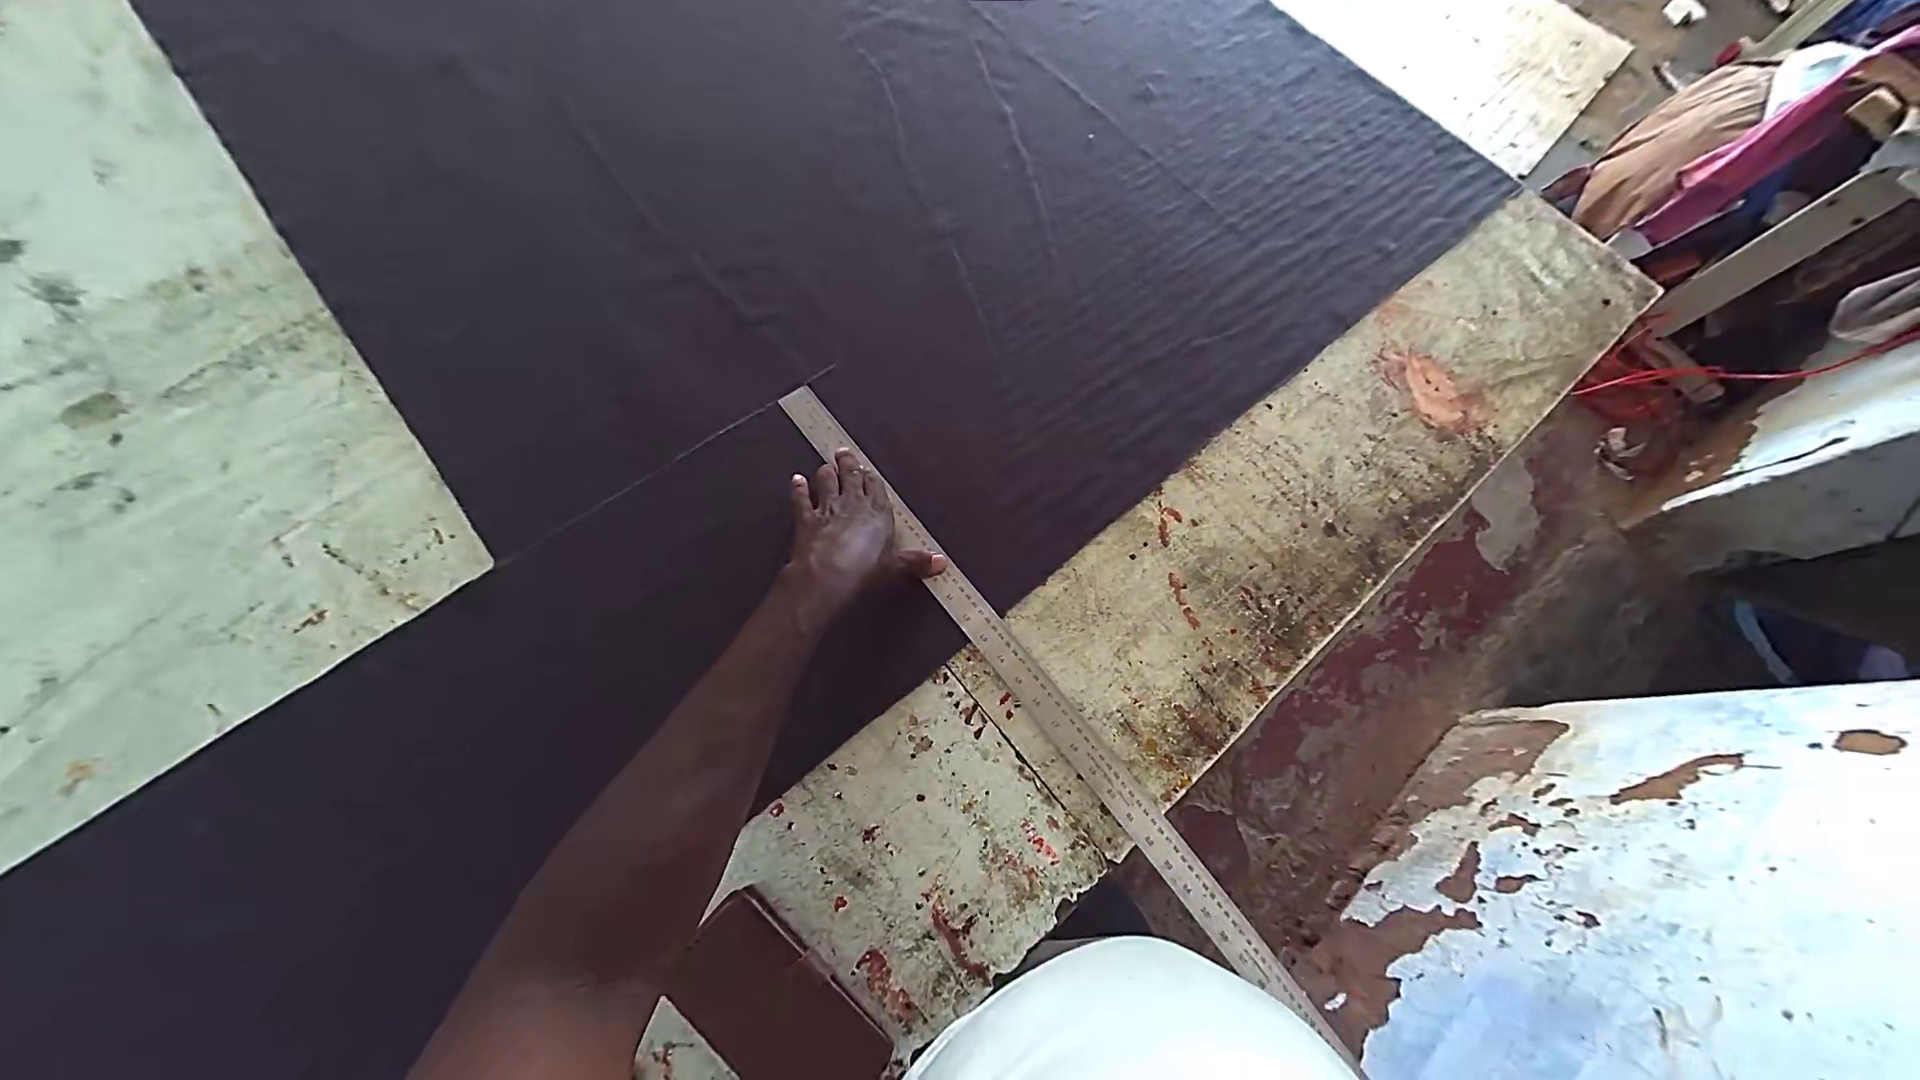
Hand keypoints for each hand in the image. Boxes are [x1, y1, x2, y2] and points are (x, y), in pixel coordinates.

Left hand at [783, 448, 945, 625]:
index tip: (868, 471)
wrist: (828, 574)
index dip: (870, 477)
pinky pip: (800, 499)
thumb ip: (916, 562)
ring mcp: (827, 508)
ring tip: (825, 465)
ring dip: (825, 472)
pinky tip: (796, 480)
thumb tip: (940, 562)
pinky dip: (798, 489)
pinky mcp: (806, 518)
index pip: (874, 486)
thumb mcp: (895, 567)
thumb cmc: (863, 569)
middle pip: (850, 475)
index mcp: (876, 511)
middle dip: (847, 463)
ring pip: (826, 481)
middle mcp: (852, 503)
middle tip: (843, 453)